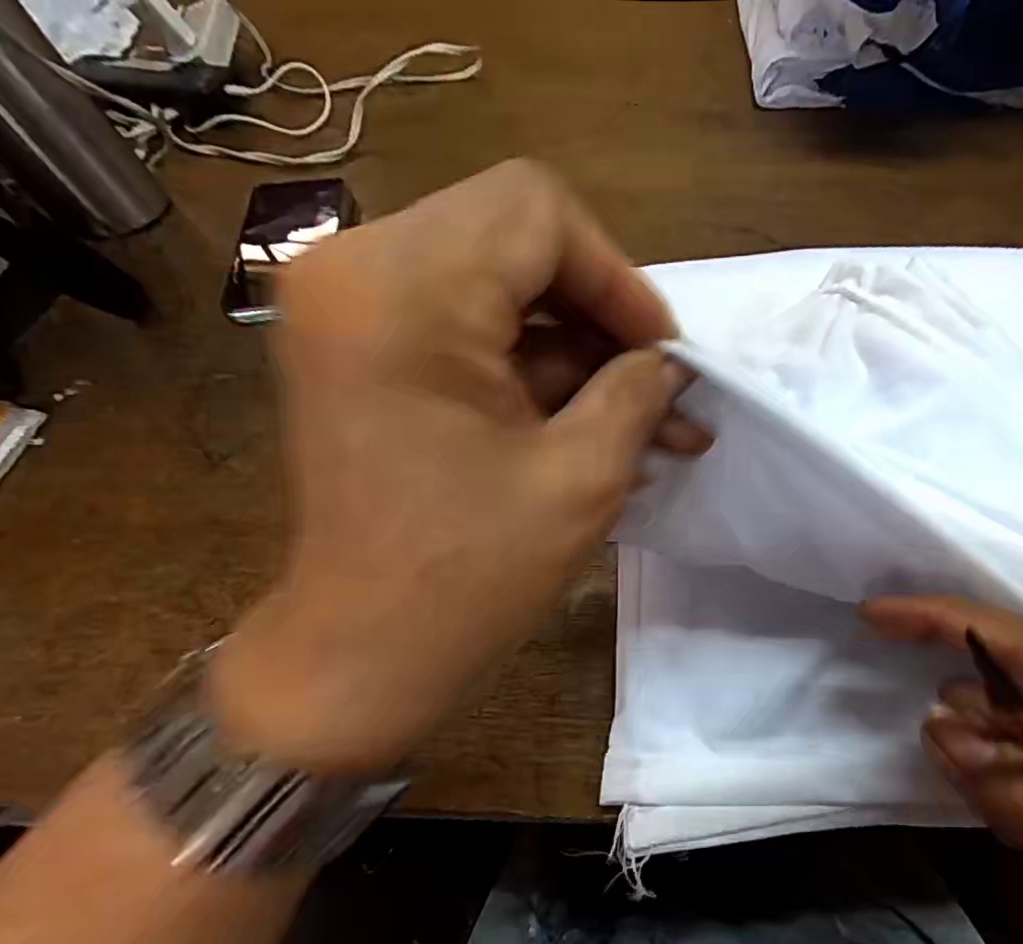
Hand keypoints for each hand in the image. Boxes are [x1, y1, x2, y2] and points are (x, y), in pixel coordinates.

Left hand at [210, 160, 708, 771]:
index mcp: (403, 290)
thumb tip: (670, 361)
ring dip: (580, 349)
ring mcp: (352, 308)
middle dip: (603, 312)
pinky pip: (472, 326)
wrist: (362, 652)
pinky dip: (539, 369)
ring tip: (652, 422)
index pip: (539, 213)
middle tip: (657, 385)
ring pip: (502, 283)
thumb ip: (637, 393)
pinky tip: (600, 426)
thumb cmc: (470, 575)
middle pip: (519, 237)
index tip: (662, 355)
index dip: (619, 279)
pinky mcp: (366, 348)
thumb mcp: (582, 477)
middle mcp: (357, 270)